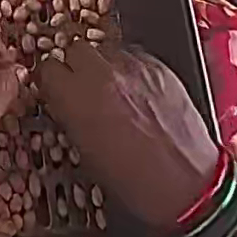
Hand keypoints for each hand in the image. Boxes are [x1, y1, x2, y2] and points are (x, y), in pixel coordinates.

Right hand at [40, 42, 219, 228]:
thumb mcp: (84, 151)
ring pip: (105, 49)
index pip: (47, 67)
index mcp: (76, 99)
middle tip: (82, 83)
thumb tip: (61, 98)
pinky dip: (130, 68)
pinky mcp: (159, 68)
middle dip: (75, 64)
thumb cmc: (134, 180)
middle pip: (74, 49)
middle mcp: (101, 76)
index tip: (55, 86)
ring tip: (112, 86)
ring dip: (103, 64)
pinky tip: (136, 89)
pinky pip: (134, 55)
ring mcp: (132, 68)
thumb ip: (68, 114)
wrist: (190, 188)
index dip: (50, 78)